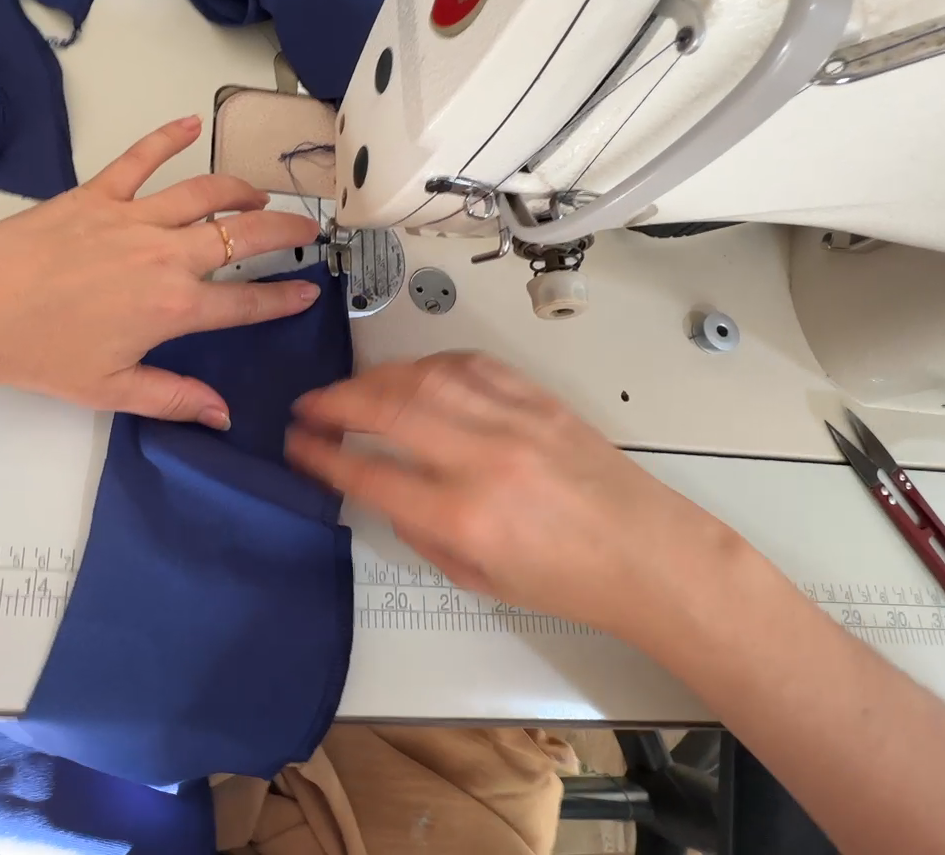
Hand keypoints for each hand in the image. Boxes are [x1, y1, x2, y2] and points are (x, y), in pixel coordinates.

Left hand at [0, 117, 322, 427]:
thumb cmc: (42, 354)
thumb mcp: (112, 389)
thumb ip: (174, 399)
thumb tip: (223, 415)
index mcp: (173, 308)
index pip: (246, 303)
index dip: (283, 298)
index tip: (308, 291)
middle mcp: (166, 256)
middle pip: (243, 236)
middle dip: (284, 229)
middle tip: (307, 228)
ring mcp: (134, 218)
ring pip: (205, 193)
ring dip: (241, 189)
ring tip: (260, 192)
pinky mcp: (99, 193)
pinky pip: (141, 158)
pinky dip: (167, 136)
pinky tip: (190, 120)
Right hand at [285, 352, 750, 636]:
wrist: (648, 553)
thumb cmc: (563, 580)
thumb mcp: (475, 577)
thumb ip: (417, 528)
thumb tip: (379, 484)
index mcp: (463, 515)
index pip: (369, 472)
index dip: (322, 456)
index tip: (296, 445)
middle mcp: (482, 458)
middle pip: (386, 409)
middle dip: (334, 403)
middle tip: (307, 406)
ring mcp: (511, 419)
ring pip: (422, 375)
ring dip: (373, 377)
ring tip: (350, 388)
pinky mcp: (535, 396)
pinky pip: (466, 363)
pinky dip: (426, 364)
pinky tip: (410, 374)